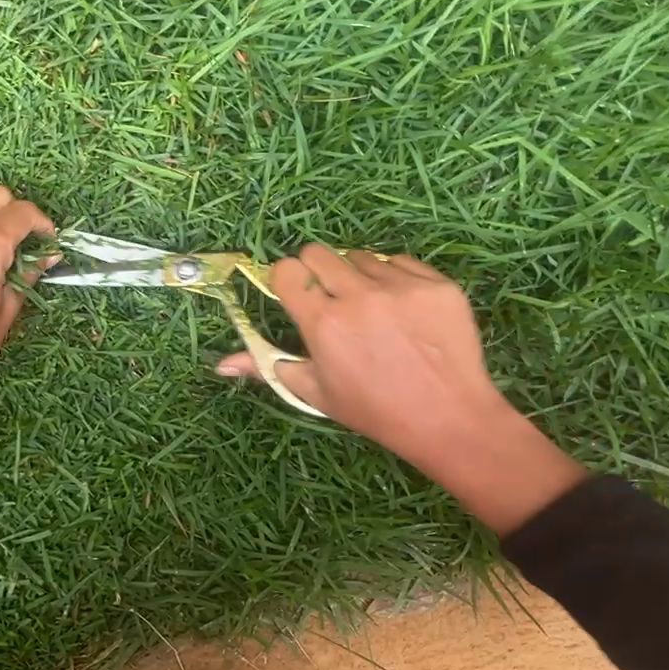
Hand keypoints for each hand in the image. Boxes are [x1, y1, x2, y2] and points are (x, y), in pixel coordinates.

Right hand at [216, 245, 584, 534]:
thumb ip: (265, 368)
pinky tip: (401, 309)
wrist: (448, 417)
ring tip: (370, 307)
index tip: (294, 295)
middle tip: (328, 297)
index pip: (286, 271)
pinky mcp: (436, 285)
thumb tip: (220, 365)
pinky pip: (400, 263)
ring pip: (359, 256)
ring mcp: (401, 288)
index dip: (286, 280)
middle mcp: (358, 298)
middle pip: (318, 252)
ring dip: (355, 275)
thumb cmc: (371, 409)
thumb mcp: (313, 391)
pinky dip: (393, 279)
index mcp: (323, 324)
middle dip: (315, 270)